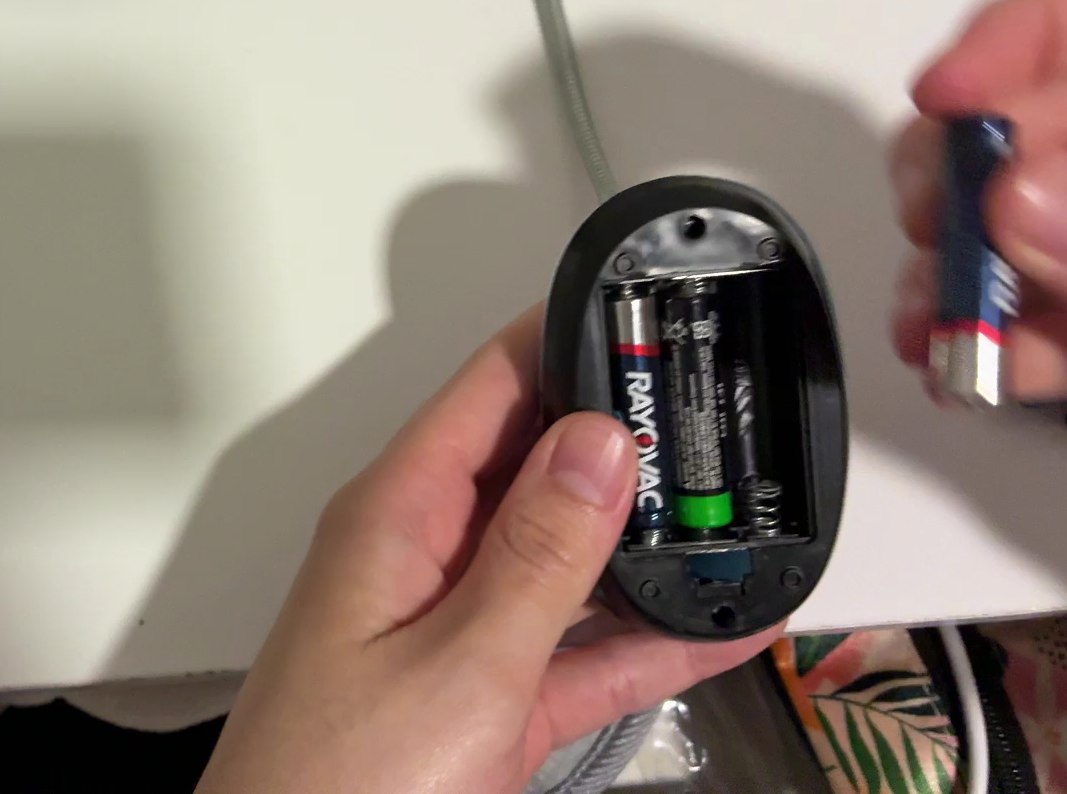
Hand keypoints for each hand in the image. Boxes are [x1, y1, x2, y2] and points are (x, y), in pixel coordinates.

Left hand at [196, 306, 778, 793]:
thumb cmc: (341, 781)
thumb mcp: (456, 664)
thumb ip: (532, 556)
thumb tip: (592, 446)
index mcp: (395, 512)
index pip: (480, 393)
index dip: (551, 346)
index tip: (627, 320)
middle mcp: (417, 545)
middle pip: (523, 461)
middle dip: (606, 434)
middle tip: (701, 416)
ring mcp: (449, 614)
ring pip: (554, 547)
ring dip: (631, 531)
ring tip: (725, 509)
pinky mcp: (477, 682)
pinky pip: (566, 637)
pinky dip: (631, 629)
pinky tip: (709, 621)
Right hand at [890, 0, 1066, 404]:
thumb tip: (1016, 198)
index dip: (1016, 38)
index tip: (945, 93)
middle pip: (1026, 123)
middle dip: (957, 181)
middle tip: (944, 230)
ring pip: (1000, 223)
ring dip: (952, 280)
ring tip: (943, 332)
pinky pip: (1025, 305)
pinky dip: (985, 341)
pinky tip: (974, 367)